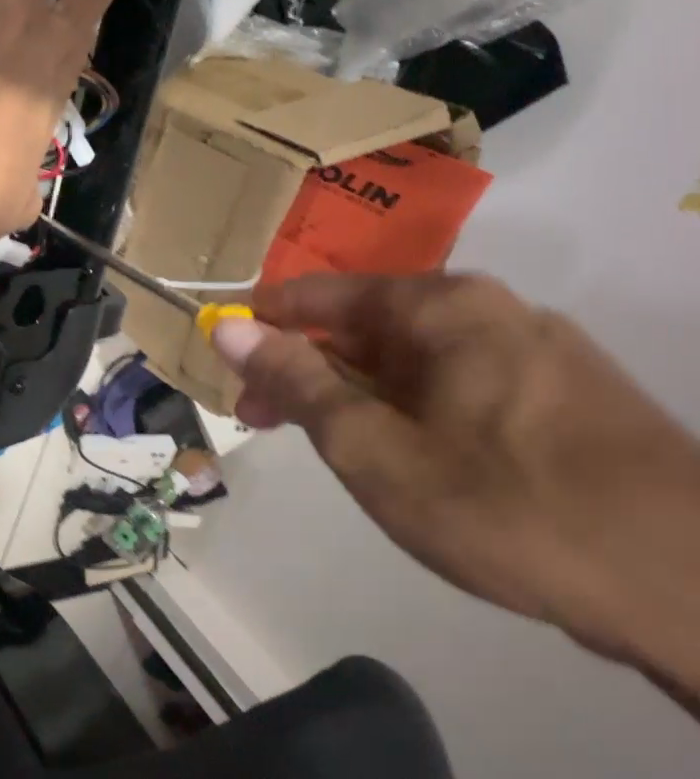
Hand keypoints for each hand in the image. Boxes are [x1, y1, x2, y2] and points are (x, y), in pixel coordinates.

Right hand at [211, 274, 699, 705]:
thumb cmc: (508, 508)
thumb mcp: (371, 447)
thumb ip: (294, 381)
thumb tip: (228, 328)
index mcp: (444, 307)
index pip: (316, 294)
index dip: (259, 329)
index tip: (225, 371)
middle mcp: (495, 310)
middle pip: (365, 325)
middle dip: (305, 369)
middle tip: (263, 422)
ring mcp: (544, 353)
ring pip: (414, 359)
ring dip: (357, 393)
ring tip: (332, 448)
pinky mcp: (577, 398)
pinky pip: (463, 384)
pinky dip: (414, 409)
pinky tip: (410, 458)